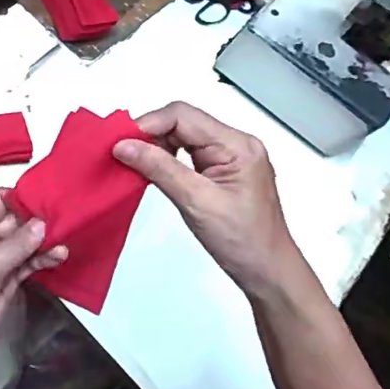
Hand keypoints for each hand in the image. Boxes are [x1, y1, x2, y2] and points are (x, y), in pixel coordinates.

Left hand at [0, 189, 65, 384]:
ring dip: (45, 240)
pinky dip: (44, 257)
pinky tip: (60, 255)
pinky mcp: (10, 276)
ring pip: (26, 240)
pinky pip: (30, 260)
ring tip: (65, 238)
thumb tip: (43, 224)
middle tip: (65, 216)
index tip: (48, 197)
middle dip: (38, 218)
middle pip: (16, 219)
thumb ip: (15, 246)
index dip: (21, 198)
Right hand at [112, 102, 305, 298]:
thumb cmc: (242, 242)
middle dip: (151, 134)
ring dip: (157, 146)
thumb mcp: (195, 202)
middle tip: (123, 154)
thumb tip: (124, 146)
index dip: (149, 124)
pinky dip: (168, 158)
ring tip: (134, 164)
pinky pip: (190, 152)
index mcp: (236, 145)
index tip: (122, 143)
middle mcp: (236, 143)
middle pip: (183, 122)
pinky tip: (153, 170)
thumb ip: (159, 168)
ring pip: (184, 136)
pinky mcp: (224, 169)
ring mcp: (231, 155)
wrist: (268, 272)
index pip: (183, 116)